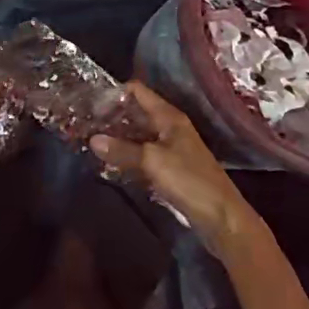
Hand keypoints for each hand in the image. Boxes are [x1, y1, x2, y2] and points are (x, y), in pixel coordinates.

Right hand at [90, 82, 254, 247]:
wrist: (221, 217)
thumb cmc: (188, 180)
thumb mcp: (152, 162)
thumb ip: (122, 150)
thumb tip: (92, 139)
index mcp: (169, 116)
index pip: (138, 91)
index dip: (116, 92)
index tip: (92, 100)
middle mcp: (170, 126)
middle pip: (138, 112)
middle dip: (114, 116)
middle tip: (87, 122)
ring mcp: (172, 148)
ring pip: (140, 134)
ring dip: (120, 136)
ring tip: (94, 140)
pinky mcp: (172, 168)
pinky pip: (145, 154)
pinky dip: (130, 155)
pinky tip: (113, 161)